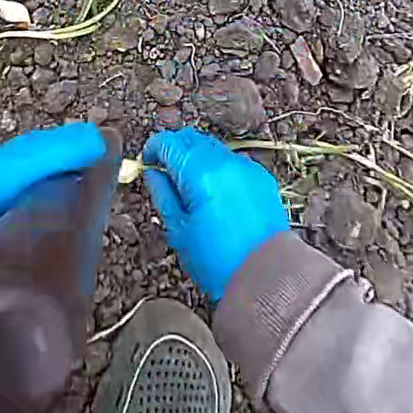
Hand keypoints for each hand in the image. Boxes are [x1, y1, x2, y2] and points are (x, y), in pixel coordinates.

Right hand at [142, 128, 289, 300]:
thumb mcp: (178, 229)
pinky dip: (219, 169)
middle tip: (165, 173)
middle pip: (192, 139)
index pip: (170, 142)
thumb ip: (163, 193)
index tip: (147, 161)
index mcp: (201, 173)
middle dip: (175, 150)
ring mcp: (246, 166)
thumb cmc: (218, 260)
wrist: (264, 274)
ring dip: (197, 158)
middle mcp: (226, 162)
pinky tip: (215, 193)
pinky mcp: (260, 176)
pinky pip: (233, 162)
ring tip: (190, 188)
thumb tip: (152, 172)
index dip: (153, 148)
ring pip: (213, 148)